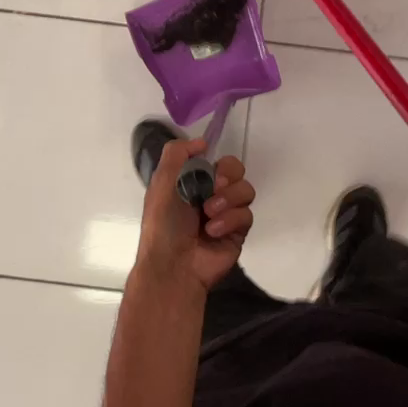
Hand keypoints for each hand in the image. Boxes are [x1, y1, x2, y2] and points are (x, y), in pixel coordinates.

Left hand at [135, 138, 255, 291]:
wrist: (173, 265)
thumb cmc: (163, 224)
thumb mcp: (161, 182)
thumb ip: (176, 154)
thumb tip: (201, 142)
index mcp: (192, 182)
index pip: (216, 160)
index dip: (217, 162)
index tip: (210, 169)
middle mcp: (211, 195)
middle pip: (236, 171)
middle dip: (228, 176)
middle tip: (215, 188)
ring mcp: (227, 214)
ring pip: (245, 190)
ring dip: (228, 199)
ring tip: (209, 214)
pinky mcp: (238, 232)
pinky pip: (246, 214)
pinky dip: (229, 220)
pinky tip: (213, 231)